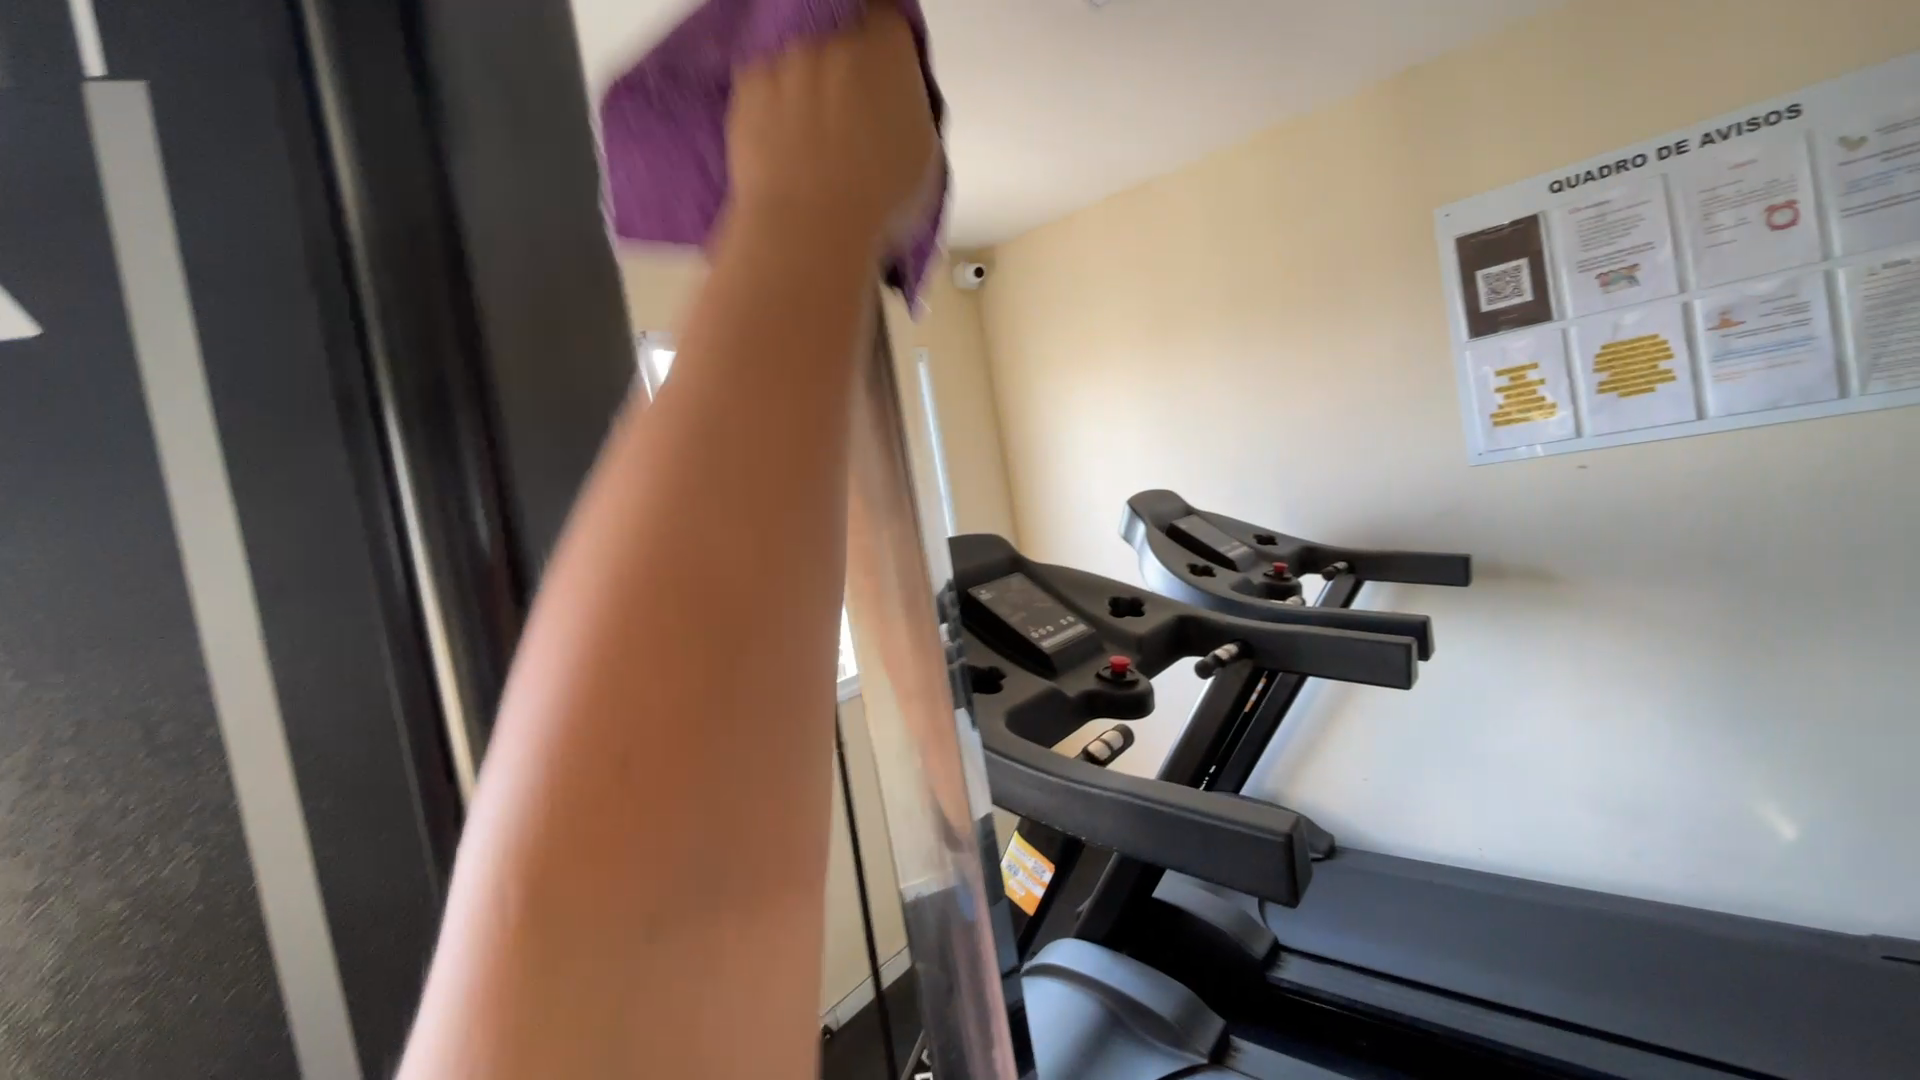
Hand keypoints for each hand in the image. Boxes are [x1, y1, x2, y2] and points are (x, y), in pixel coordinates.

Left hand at [727, 7, 939, 243]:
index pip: (890, 20)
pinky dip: (771, 107)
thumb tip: (896, 103)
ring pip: (799, 60)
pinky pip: (764, 85)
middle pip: (842, 37)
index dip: (886, 48)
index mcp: (889, 52)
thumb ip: (912, 109)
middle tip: (849, 119)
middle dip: (846, 68)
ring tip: (810, 139)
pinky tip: (781, 146)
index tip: (884, 78)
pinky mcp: (747, 84)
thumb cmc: (879, 202)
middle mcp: (835, 40)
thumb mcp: (925, 156)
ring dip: (806, 86)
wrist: (808, 230)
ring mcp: (785, 58)